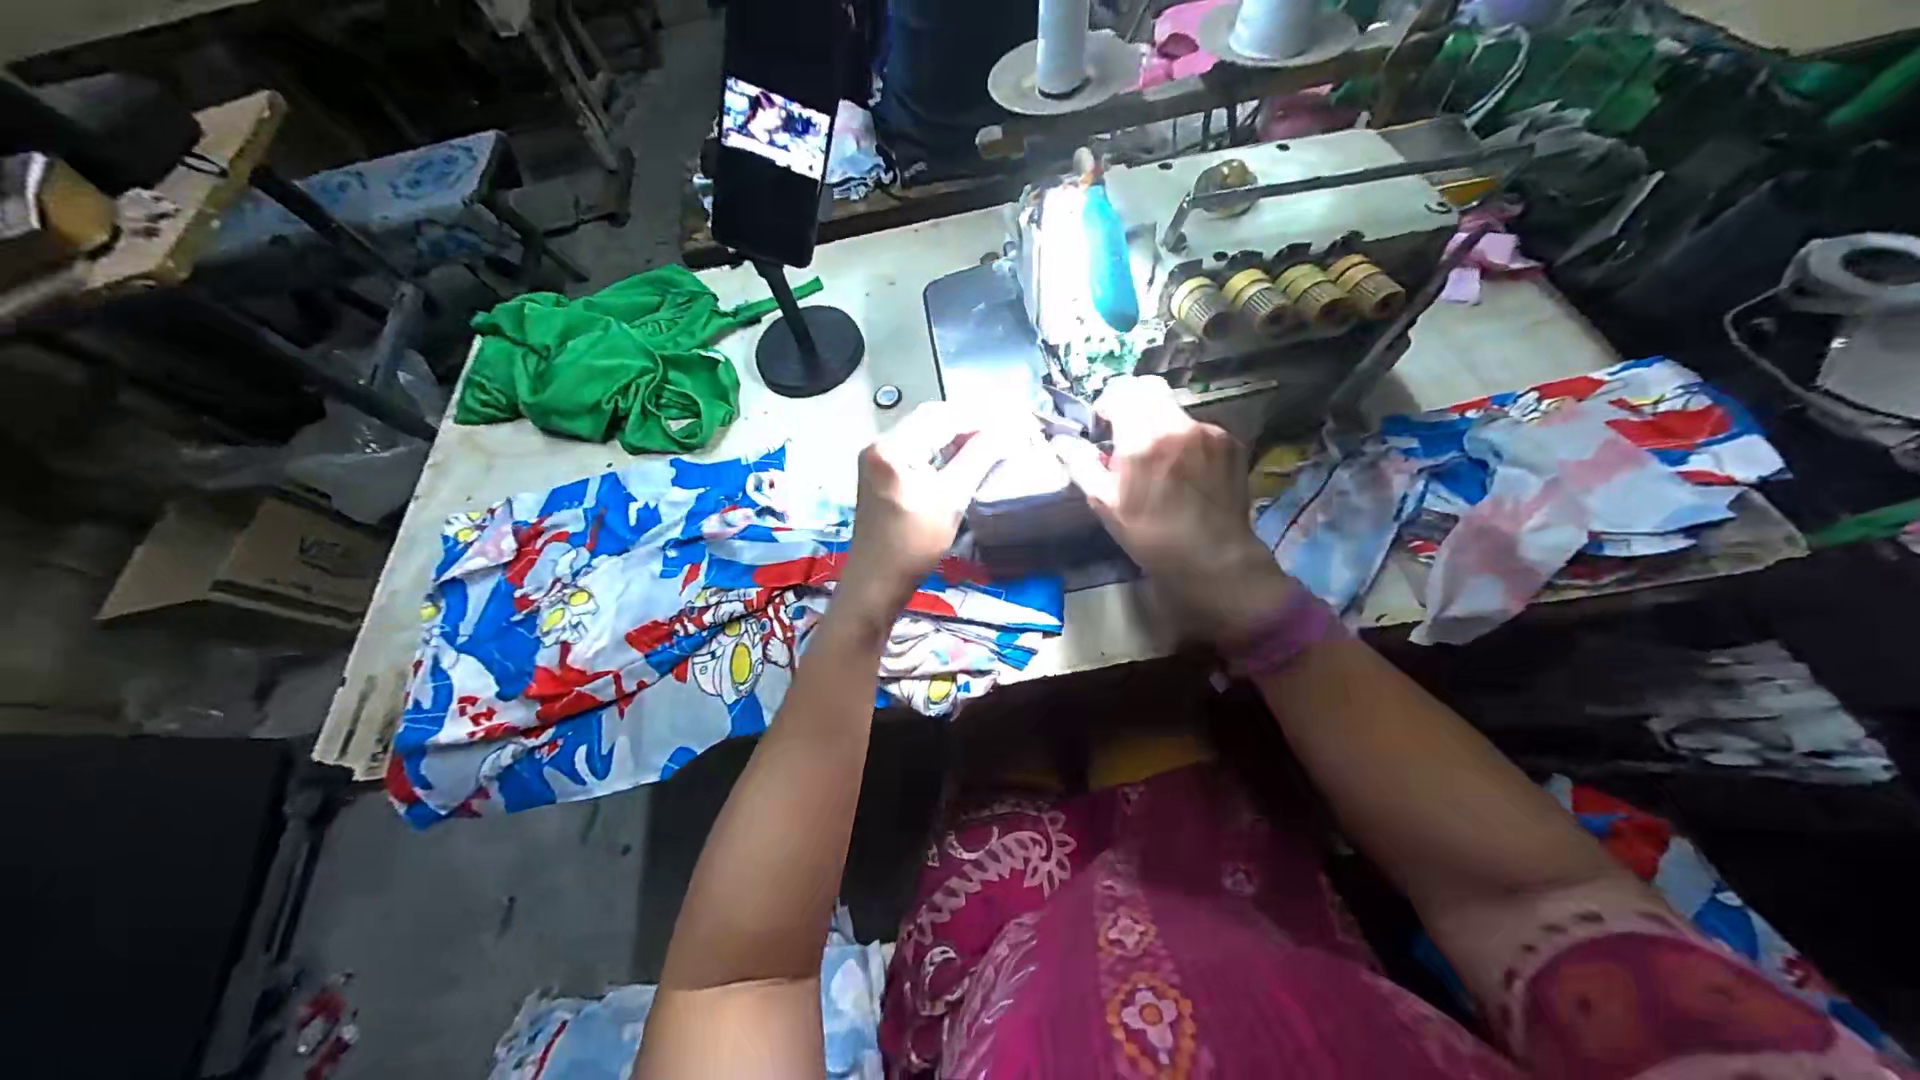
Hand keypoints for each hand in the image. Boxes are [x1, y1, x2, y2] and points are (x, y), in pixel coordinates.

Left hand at [839, 402, 1005, 618]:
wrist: (875, 583)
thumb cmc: (912, 546)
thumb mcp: (950, 500)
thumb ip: (977, 459)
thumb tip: (1005, 432)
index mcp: (892, 448)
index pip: (943, 417)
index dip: (980, 417)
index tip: (1012, 421)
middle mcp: (880, 444)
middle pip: (931, 419)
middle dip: (969, 422)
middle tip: (1004, 428)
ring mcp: (877, 459)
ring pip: (925, 432)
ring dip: (957, 433)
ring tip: (991, 439)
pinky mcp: (881, 473)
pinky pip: (916, 448)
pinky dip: (942, 448)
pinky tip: (965, 454)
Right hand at [1053, 376, 1294, 642]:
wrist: (1213, 558)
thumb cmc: (1152, 535)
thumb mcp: (1106, 505)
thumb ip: (1082, 465)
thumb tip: (1062, 442)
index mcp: (1143, 439)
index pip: (1122, 392)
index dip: (1108, 402)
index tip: (1103, 422)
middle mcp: (1178, 426)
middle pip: (1151, 391)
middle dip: (1133, 405)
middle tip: (1126, 432)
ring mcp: (1209, 433)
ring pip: (1175, 412)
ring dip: (1160, 425)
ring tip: (1158, 460)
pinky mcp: (1230, 444)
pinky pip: (1199, 430)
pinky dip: (1185, 441)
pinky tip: (1184, 471)